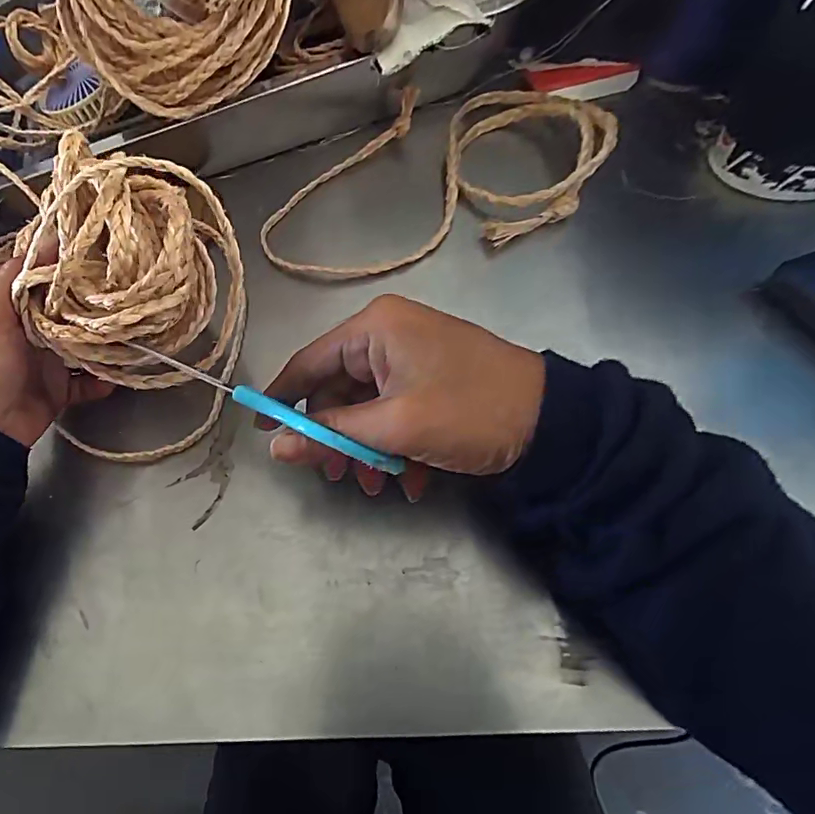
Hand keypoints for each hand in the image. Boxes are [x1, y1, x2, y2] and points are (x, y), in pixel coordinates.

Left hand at [0, 241, 112, 446]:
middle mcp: (35, 330)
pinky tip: (117, 374)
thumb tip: (47, 240)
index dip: (72, 267)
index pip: (48, 280)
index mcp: (16, 309)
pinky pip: (89, 382)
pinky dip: (103, 380)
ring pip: (85, 345)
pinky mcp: (61, 390)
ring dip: (105, 342)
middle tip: (126, 292)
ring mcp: (50, 361)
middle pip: (72, 312)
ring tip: (130, 332)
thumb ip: (15, 278)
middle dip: (96, 304)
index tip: (103, 253)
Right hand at [258, 295, 545, 496]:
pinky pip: (391, 411)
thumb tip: (274, 446)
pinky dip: (393, 446)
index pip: (308, 362)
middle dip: (337, 439)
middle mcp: (387, 334)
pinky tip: (410, 479)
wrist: (553, 423)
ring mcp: (410, 356)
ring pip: (364, 408)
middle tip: (337, 477)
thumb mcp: (393, 428)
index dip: (281, 398)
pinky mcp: (429, 379)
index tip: (261, 432)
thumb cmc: (468, 412)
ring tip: (378, 485)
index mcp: (375, 328)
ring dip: (367, 450)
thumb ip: (330, 435)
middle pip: (336, 391)